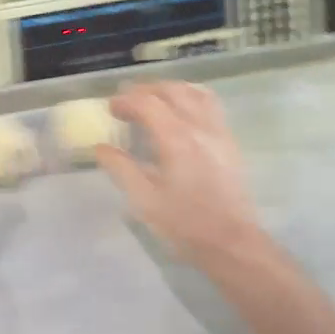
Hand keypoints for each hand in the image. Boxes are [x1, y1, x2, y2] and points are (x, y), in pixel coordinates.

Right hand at [96, 81, 270, 268]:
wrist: (233, 244)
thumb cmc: (185, 225)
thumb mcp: (145, 201)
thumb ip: (121, 169)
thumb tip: (101, 148)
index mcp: (177, 139)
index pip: (148, 103)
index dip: (126, 101)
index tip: (110, 109)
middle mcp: (200, 127)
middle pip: (172, 90)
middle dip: (146, 90)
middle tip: (127, 102)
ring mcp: (219, 132)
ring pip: (195, 92)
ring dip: (171, 90)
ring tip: (154, 101)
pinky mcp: (230, 142)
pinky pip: (211, 105)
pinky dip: (191, 98)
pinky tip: (182, 113)